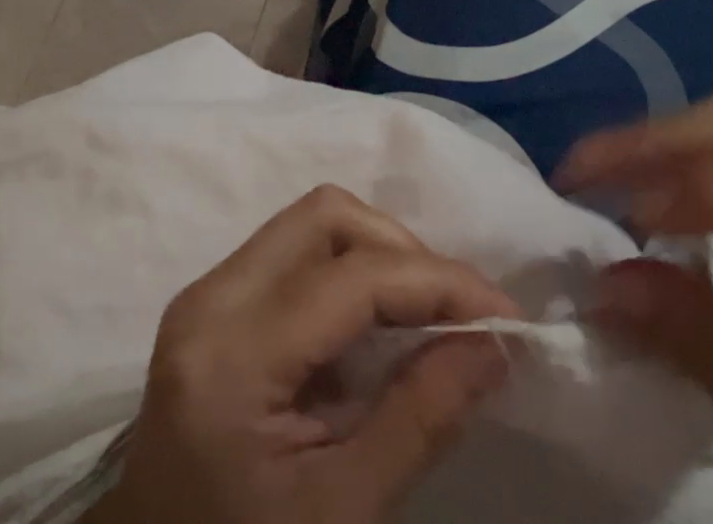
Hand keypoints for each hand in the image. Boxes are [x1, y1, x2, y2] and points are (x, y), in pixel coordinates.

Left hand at [85, 185, 519, 523]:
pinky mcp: (213, 308)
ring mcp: (205, 298)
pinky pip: (294, 256)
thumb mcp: (342, 508)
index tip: (507, 318)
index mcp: (231, 354)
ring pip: (310, 226)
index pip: (353, 275)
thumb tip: (494, 343)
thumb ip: (421, 418)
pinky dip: (350, 276)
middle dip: (406, 252)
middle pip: (325, 217)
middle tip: (458, 315)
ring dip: (380, 258)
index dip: (442, 282)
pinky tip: (380, 331)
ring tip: (429, 321)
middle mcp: (209, 300)